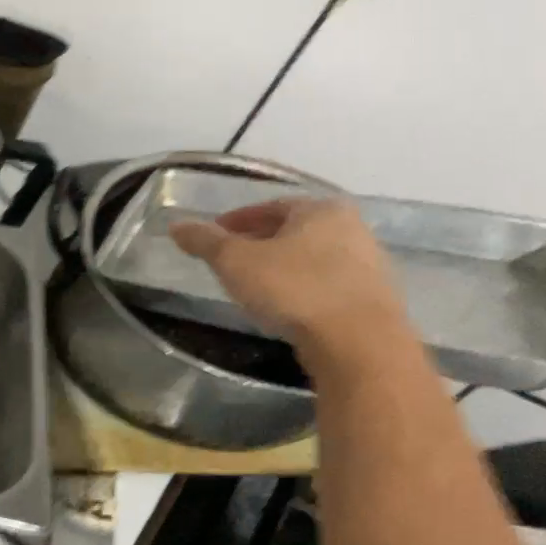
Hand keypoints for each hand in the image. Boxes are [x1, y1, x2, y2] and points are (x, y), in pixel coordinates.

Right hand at [168, 197, 408, 349]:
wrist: (355, 338)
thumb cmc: (292, 288)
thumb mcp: (234, 261)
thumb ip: (205, 241)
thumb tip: (177, 225)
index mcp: (321, 210)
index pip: (270, 206)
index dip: (236, 219)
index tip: (212, 236)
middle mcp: (351, 227)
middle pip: (293, 229)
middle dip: (258, 241)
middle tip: (226, 259)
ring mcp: (366, 261)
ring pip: (309, 255)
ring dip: (279, 264)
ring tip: (249, 283)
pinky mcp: (369, 293)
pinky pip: (322, 279)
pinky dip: (297, 284)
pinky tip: (280, 302)